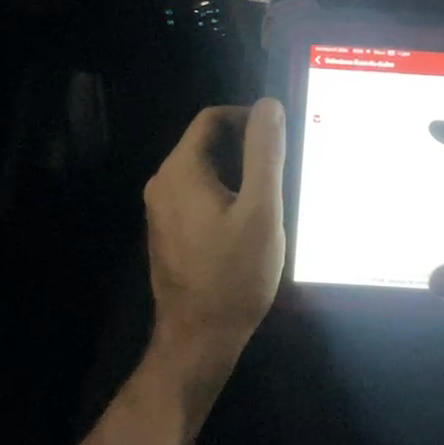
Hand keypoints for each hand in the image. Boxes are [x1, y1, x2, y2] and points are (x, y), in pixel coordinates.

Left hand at [143, 99, 286, 365]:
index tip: (279, 139)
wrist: (198, 340)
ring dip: (238, 174)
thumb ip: (264, 154)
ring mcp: (162, 209)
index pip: (211, 118)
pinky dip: (224, 195)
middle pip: (207, 143)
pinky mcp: (168, 231)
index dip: (247, 118)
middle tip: (282, 172)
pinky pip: (198, 195)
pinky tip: (249, 223)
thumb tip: (268, 104)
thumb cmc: (234, 274)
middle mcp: (163, 183)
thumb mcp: (261, 210)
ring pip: (204, 170)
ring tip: (271, 198)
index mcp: (181, 170)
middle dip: (245, 148)